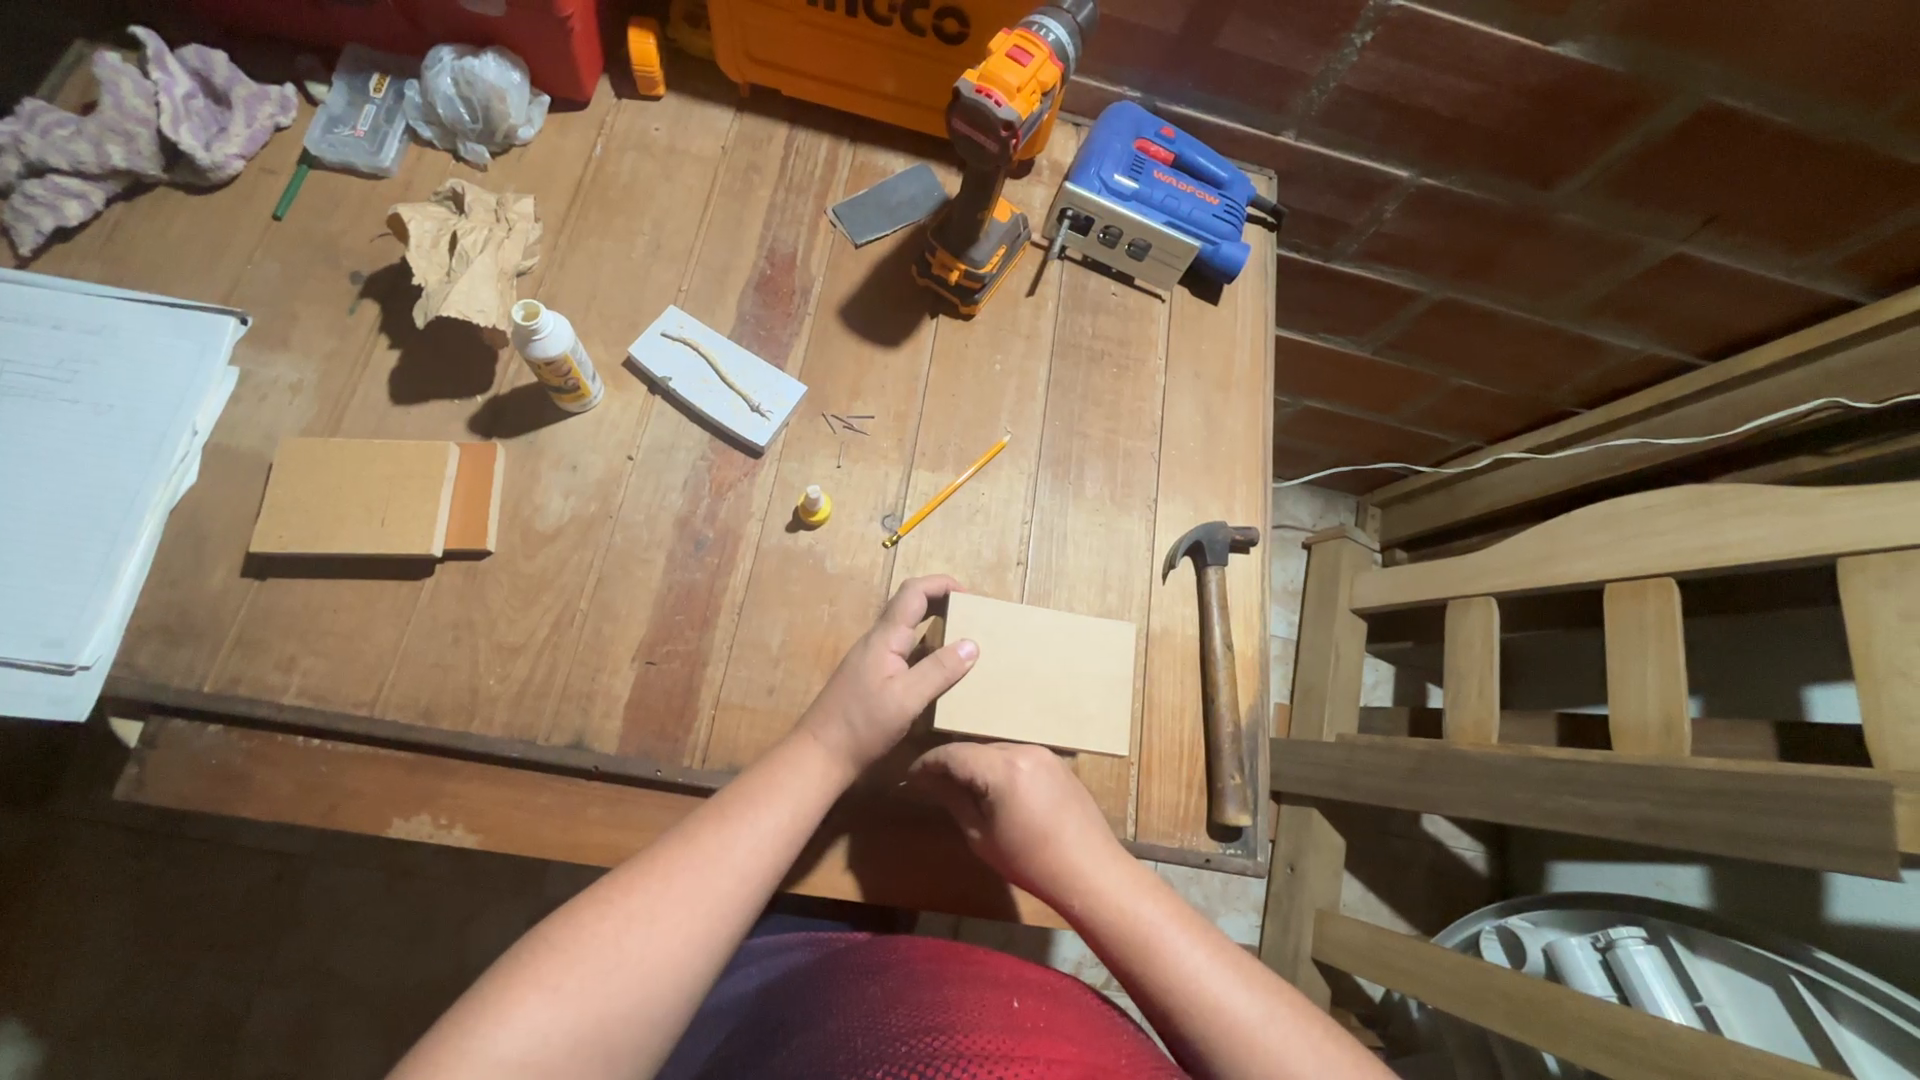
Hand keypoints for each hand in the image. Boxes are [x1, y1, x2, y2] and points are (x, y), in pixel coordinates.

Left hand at [796, 575, 978, 778]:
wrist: (820, 754)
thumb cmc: (862, 725)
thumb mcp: (907, 699)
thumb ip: (939, 670)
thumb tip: (972, 644)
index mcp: (885, 637)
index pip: (913, 592)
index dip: (941, 584)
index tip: (969, 597)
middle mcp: (877, 640)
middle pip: (909, 605)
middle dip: (941, 602)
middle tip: (971, 617)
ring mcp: (872, 658)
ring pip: (906, 628)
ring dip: (934, 626)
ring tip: (963, 641)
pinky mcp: (871, 676)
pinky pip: (903, 651)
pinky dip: (925, 650)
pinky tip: (939, 671)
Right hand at [909, 742, 1130, 909]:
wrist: (1091, 871)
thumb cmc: (1031, 861)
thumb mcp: (981, 836)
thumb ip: (953, 800)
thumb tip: (926, 781)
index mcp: (1002, 767)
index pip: (953, 753)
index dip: (928, 764)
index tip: (909, 777)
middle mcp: (1024, 750)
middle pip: (976, 749)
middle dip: (952, 764)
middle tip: (931, 784)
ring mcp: (1044, 754)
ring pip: (997, 751)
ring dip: (976, 765)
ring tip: (960, 788)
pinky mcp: (1058, 763)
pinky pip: (1018, 758)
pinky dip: (1000, 769)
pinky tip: (994, 791)